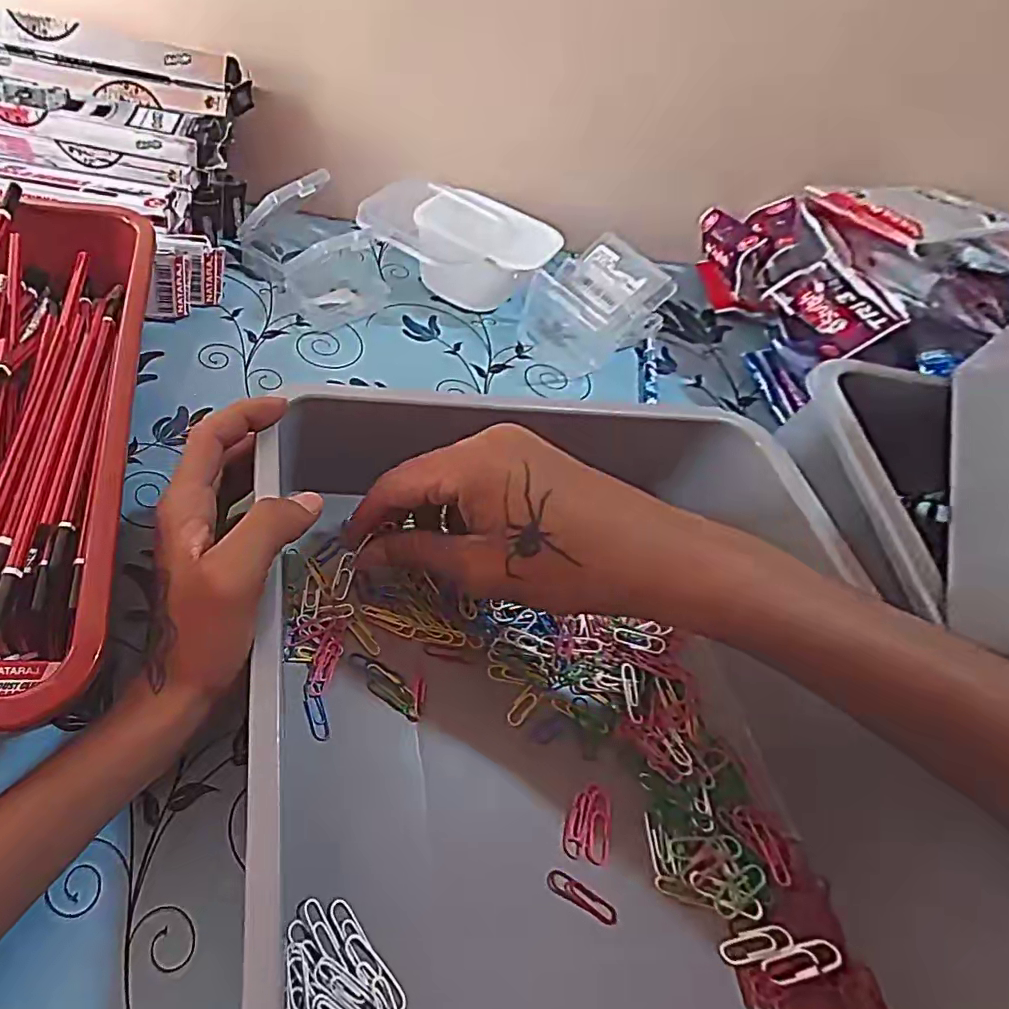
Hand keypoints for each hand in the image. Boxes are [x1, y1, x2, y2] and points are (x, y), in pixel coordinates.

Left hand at [146, 397, 322, 705]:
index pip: (208, 438)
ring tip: (299, 458)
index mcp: (184, 506)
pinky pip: (239, 509)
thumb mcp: (237, 575)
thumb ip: (269, 527)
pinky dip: (264, 495)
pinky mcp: (213, 552)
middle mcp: (186, 512)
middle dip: (256, 434)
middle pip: (218, 454)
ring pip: (229, 481)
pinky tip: (289, 504)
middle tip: (299, 431)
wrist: (182, 685)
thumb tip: (306, 499)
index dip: (243, 414)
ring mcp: (198, 533)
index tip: (282, 407)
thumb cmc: (203, 635)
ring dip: (261, 464)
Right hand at [344, 422, 751, 625]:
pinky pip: (474, 477)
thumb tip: (367, 556)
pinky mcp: (530, 456)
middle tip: (384, 560)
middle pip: (419, 477)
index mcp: (469, 461)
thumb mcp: (480, 569)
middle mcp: (485, 439)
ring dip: (427, 514)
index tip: (350, 551)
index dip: (366, 518)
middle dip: (396, 518)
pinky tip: (463, 539)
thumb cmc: (567, 567)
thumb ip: (414, 555)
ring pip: (445, 477)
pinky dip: (456, 507)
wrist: (658, 557)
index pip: (395, 484)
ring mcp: (511, 444)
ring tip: (426, 556)